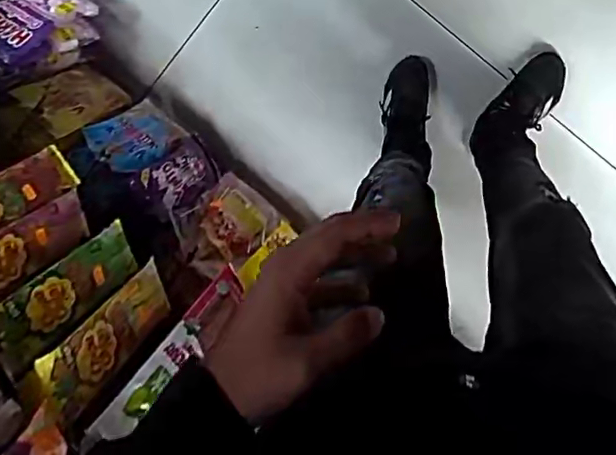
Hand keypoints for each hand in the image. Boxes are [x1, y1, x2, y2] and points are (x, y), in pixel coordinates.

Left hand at [204, 208, 399, 422]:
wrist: (219, 393)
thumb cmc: (259, 373)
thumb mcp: (306, 361)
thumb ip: (344, 336)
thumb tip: (379, 314)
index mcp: (290, 269)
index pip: (334, 234)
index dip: (367, 225)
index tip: (396, 221)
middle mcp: (285, 264)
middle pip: (328, 235)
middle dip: (363, 230)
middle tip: (396, 229)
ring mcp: (282, 278)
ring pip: (323, 253)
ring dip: (354, 252)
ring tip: (388, 257)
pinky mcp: (281, 295)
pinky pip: (317, 274)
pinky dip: (341, 277)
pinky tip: (362, 293)